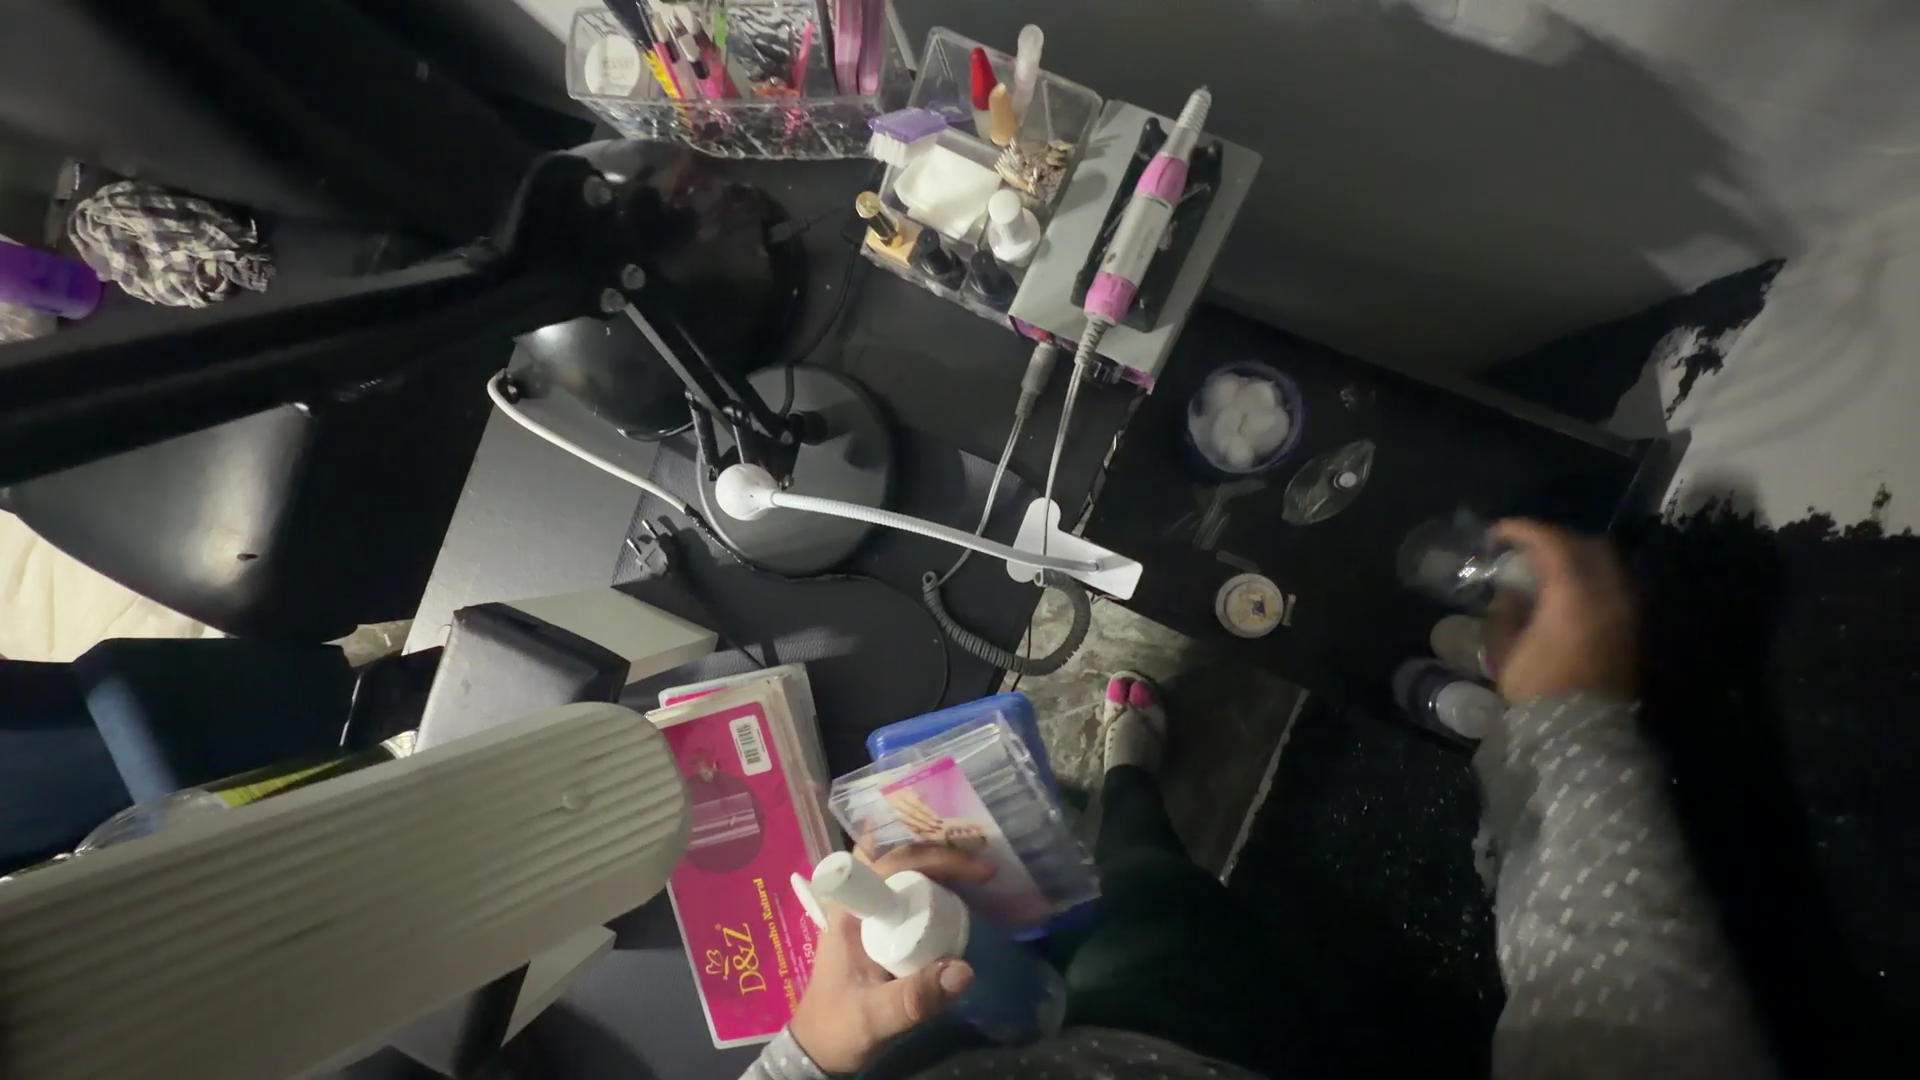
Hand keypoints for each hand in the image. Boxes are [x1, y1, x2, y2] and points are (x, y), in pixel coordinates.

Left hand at [788, 845, 994, 1073]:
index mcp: (851, 907)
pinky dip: (935, 880)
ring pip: (906, 866)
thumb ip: (915, 998)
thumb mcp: (875, 1017)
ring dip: (940, 861)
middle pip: (902, 855)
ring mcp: (869, 905)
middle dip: (943, 852)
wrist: (818, 1047)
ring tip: (980, 871)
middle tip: (983, 868)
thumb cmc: (839, 1026)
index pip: (892, 862)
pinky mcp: (880, 918)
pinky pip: (908, 886)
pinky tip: (961, 886)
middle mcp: (859, 896)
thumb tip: (964, 968)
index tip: (972, 869)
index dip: (932, 856)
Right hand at [1483, 519, 1637, 703]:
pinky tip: (1562, 591)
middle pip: (1590, 545)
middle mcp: (1609, 596)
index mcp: (1573, 597)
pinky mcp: (1631, 628)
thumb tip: (1510, 592)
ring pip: (1606, 564)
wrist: (1582, 729)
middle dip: (1554, 538)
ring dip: (1574, 557)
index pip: (1553, 544)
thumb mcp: (1504, 647)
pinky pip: (1611, 585)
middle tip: (1523, 547)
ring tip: (1543, 567)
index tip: (1496, 533)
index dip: (1522, 530)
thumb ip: (1506, 611)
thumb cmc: (1535, 687)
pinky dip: (1587, 576)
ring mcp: (1626, 611)